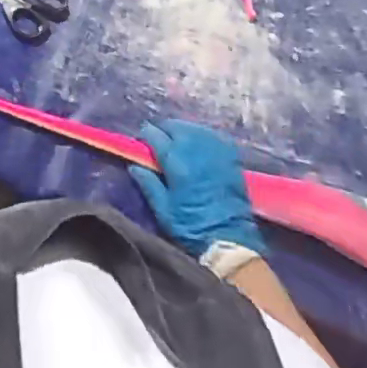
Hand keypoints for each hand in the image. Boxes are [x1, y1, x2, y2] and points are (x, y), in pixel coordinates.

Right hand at [128, 120, 266, 258]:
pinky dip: (200, 136)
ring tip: (178, 147)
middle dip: (162, 131)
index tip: (143, 147)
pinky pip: (210, 134)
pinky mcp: (231, 154)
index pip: (153, 133)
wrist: (232, 242)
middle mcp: (194, 147)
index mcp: (175, 160)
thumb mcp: (163, 210)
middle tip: (160, 147)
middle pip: (172, 125)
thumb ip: (148, 184)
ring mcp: (214, 148)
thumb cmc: (192, 228)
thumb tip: (134, 165)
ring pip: (191, 126)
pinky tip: (198, 148)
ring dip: (181, 132)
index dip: (145, 138)